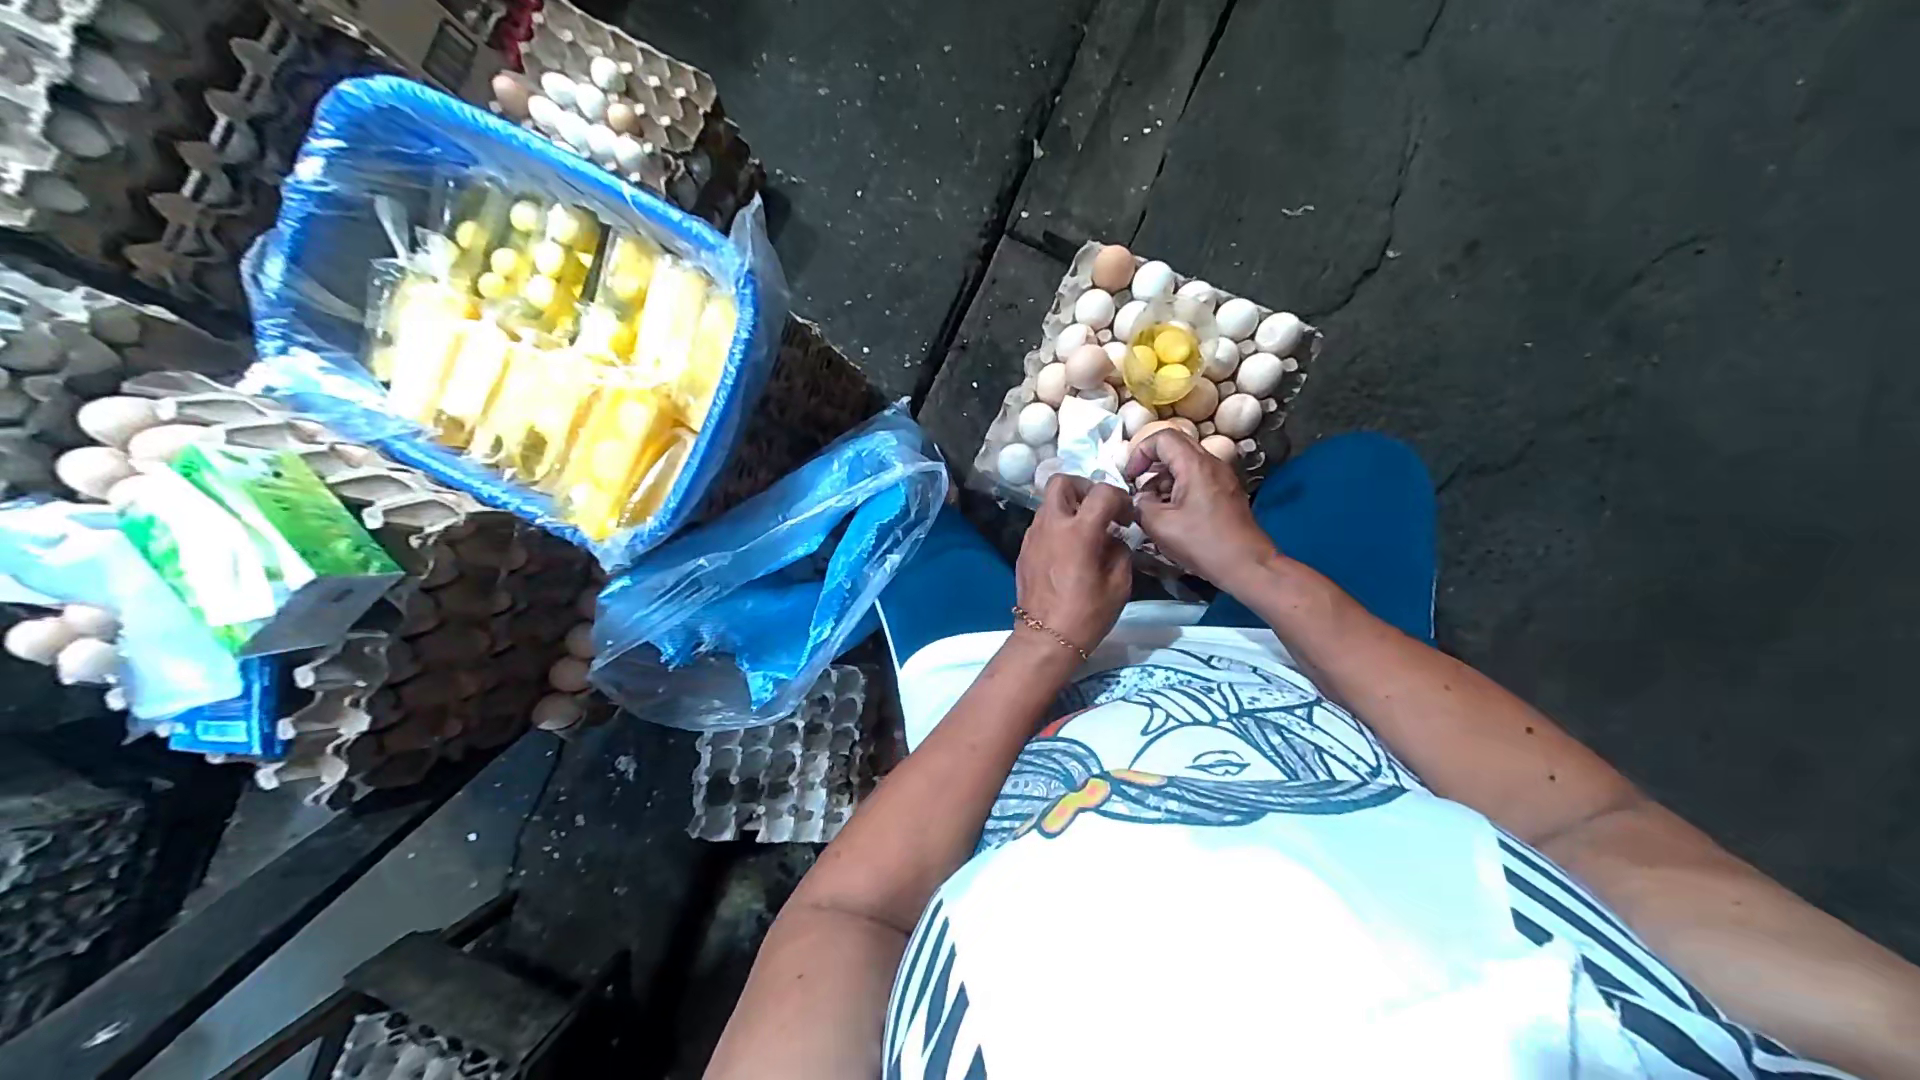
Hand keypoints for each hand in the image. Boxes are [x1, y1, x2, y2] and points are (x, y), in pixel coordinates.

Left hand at [1013, 475, 1134, 654]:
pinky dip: (1058, 525)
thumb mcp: (1119, 583)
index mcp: (1078, 531)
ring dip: (1069, 507)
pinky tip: (1070, 549)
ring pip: (1049, 502)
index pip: (1102, 492)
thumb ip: (1119, 550)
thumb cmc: (1087, 614)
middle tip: (1099, 510)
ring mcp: (1033, 535)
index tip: (1126, 519)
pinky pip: (1042, 523)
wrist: (1046, 638)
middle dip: (1084, 488)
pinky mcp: (1024, 548)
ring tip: (1086, 531)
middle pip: (1062, 482)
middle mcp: (1051, 525)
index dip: (1120, 499)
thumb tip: (1113, 537)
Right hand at [1126, 429, 1278, 587]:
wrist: (1246, 565)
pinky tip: (1171, 514)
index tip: (1130, 477)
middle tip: (1137, 486)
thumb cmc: (1202, 543)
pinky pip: (1196, 478)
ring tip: (1152, 505)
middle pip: (1175, 447)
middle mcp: (1212, 464)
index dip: (1140, 452)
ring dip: (1163, 478)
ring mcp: (1222, 477)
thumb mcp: (1159, 525)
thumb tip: (1139, 498)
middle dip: (1151, 464)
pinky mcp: (1226, 492)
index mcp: (1195, 465)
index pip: (1163, 438)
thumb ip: (1140, 503)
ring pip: (1185, 464)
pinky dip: (1178, 488)